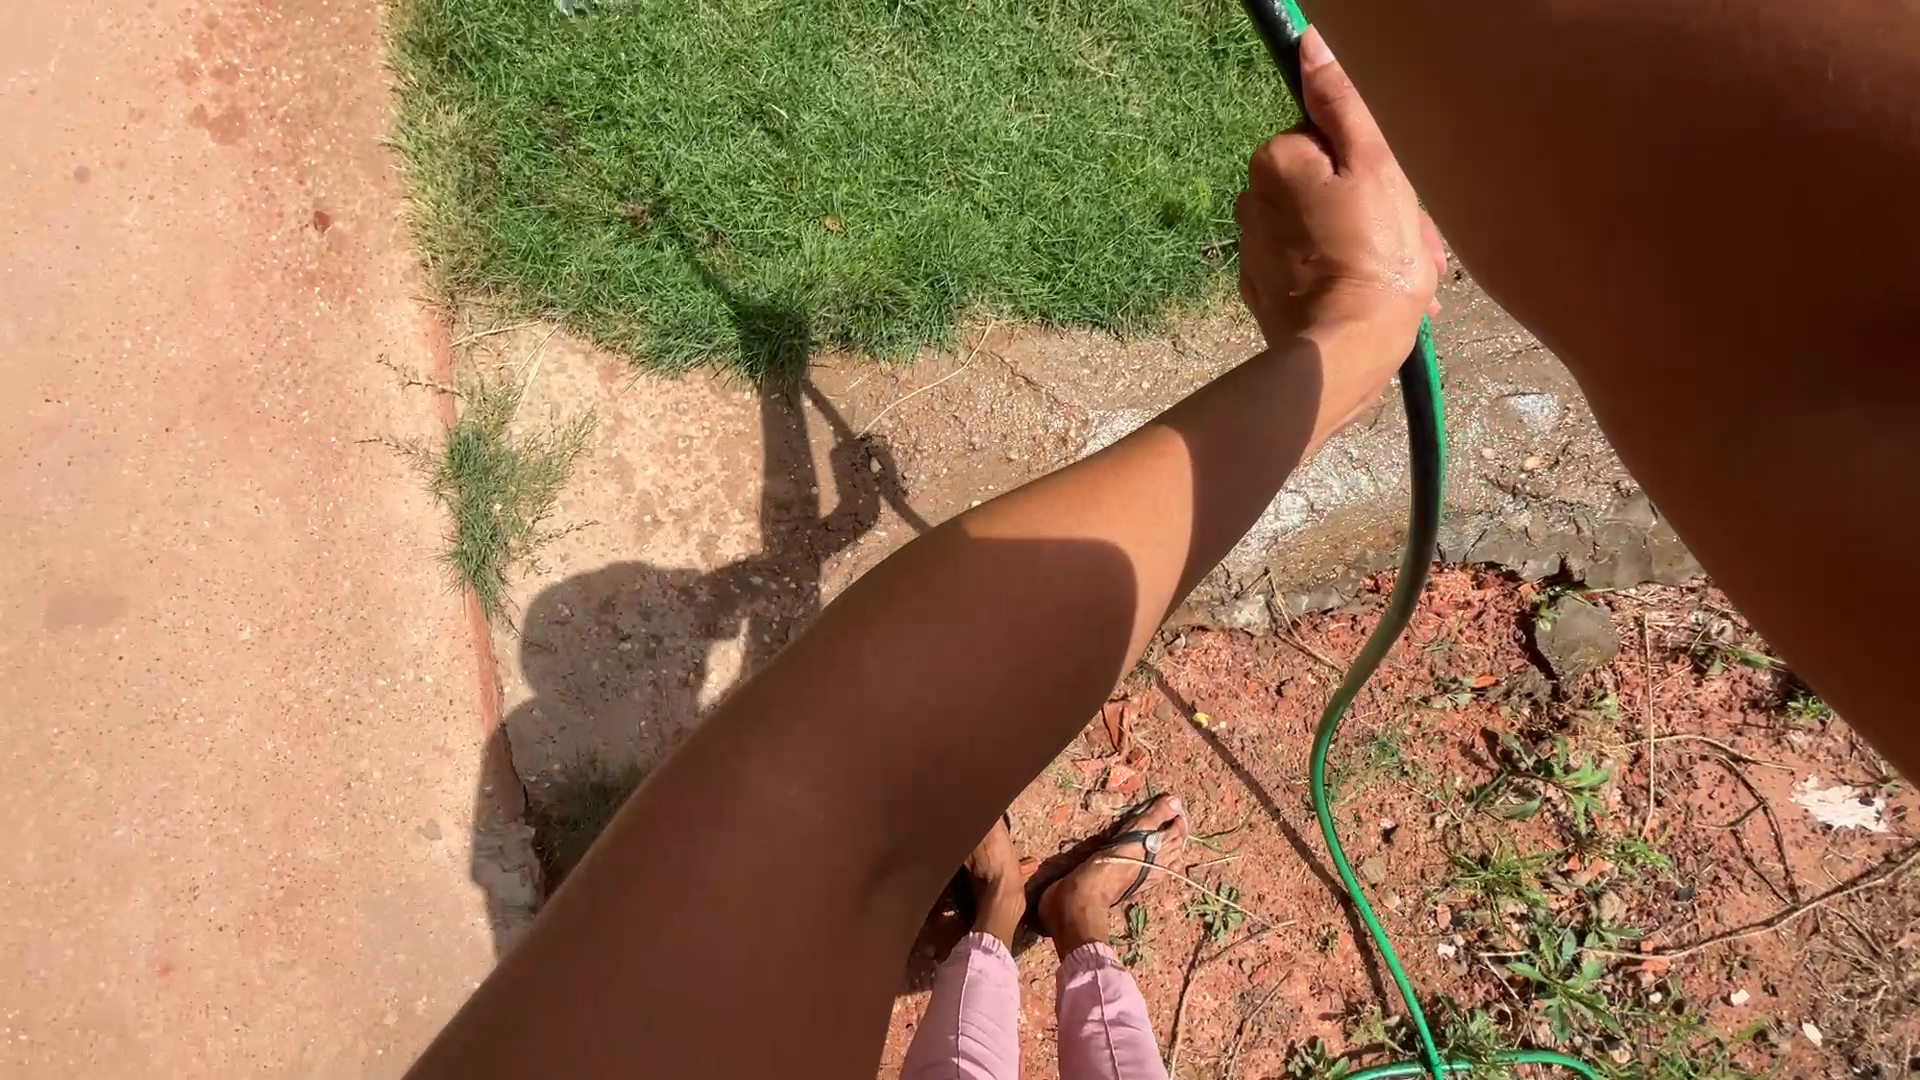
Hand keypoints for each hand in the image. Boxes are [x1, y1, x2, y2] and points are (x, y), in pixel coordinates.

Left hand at [1236, 27, 1444, 362]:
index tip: (1390, 195)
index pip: (1326, 140)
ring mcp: (1251, 253)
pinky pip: (1309, 268)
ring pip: (1322, 228)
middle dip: (1369, 208)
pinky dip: (1341, 275)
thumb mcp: (1372, 163)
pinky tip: (1370, 294)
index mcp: (1272, 165)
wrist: (1343, 348)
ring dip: (1363, 243)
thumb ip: (1340, 103)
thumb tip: (1311, 46)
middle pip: (1323, 186)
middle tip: (1403, 240)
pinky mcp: (1261, 292)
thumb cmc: (1371, 252)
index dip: (1369, 164)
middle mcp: (1249, 206)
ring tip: (1395, 272)